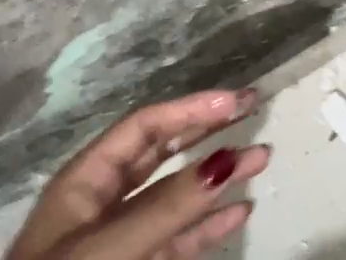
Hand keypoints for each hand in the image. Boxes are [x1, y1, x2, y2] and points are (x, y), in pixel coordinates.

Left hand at [5, 90, 269, 259]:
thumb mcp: (107, 247)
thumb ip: (165, 207)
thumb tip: (228, 157)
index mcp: (83, 181)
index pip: (145, 127)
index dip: (191, 109)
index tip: (236, 101)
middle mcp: (102, 204)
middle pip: (162, 152)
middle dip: (208, 130)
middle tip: (253, 108)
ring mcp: (119, 241)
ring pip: (176, 196)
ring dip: (218, 176)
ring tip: (261, 158)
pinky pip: (178, 240)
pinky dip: (209, 225)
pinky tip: (239, 211)